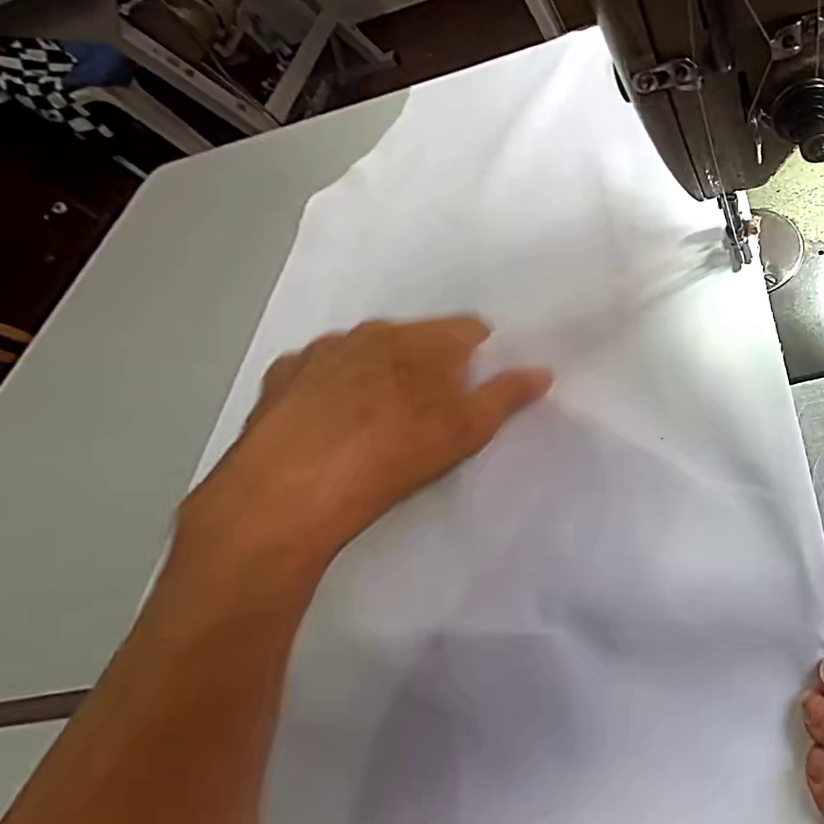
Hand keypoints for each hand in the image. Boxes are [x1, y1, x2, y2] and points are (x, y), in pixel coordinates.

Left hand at [178, 317, 551, 570]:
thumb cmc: (395, 455)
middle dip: (430, 363)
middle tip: (431, 409)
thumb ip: (508, 395)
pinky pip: (320, 371)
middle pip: (417, 337)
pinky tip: (330, 424)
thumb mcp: (468, 430)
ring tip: (378, 421)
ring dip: (380, 372)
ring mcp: (322, 351)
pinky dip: (332, 387)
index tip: (476, 387)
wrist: (288, 495)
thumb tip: (543, 371)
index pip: (470, 328)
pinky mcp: (281, 377)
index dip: (480, 354)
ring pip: (367, 351)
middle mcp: (375, 332)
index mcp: (425, 339)